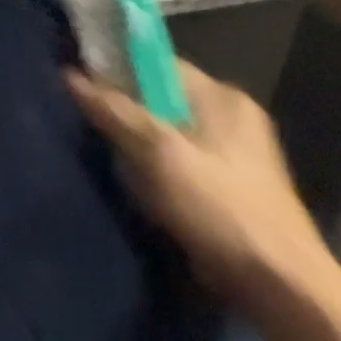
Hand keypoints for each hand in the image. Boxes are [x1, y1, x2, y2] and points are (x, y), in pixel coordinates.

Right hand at [65, 61, 330, 305]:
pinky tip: (119, 173)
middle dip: (113, 105)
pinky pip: (163, 155)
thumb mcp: (157, 152)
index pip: (154, 63)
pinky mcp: (215, 180)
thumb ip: (113, 111)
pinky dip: (138, 159)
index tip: (69, 77)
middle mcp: (227, 117)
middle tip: (73, 115)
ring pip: (155, 128)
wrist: (271, 277)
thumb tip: (70, 76)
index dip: (111, 67)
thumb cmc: (216, 204)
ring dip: (122, 136)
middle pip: (153, 96)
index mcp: (223, 100)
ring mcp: (224, 150)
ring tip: (89, 144)